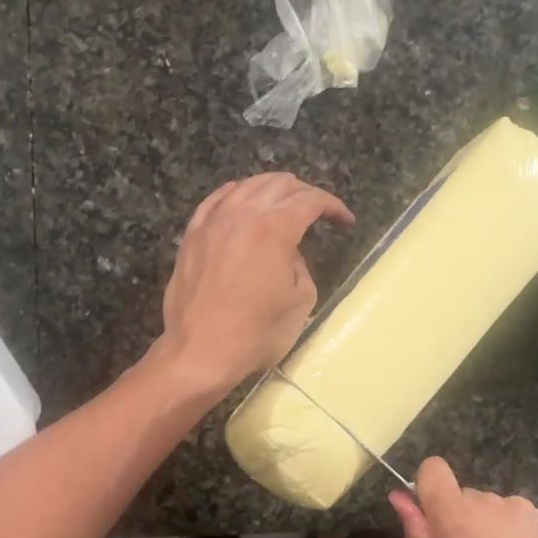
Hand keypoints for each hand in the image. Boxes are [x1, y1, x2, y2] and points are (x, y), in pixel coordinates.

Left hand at [154, 172, 354, 393]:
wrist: (200, 352)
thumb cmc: (256, 332)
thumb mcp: (300, 301)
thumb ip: (300, 267)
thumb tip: (286, 256)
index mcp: (274, 228)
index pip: (310, 201)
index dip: (333, 206)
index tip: (346, 221)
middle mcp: (242, 214)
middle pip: (278, 185)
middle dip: (304, 192)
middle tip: (318, 209)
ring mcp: (212, 223)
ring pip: (245, 187)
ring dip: (271, 188)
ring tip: (284, 199)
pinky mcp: (192, 236)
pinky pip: (215, 201)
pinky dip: (234, 194)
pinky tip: (239, 196)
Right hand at [392, 457, 537, 537]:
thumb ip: (418, 536)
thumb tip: (400, 498)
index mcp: (454, 513)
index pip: (432, 468)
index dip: (426, 488)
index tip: (430, 521)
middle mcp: (487, 500)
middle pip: (461, 495)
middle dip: (457, 520)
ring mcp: (519, 507)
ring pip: (489, 508)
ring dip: (486, 528)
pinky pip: (514, 518)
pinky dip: (511, 535)